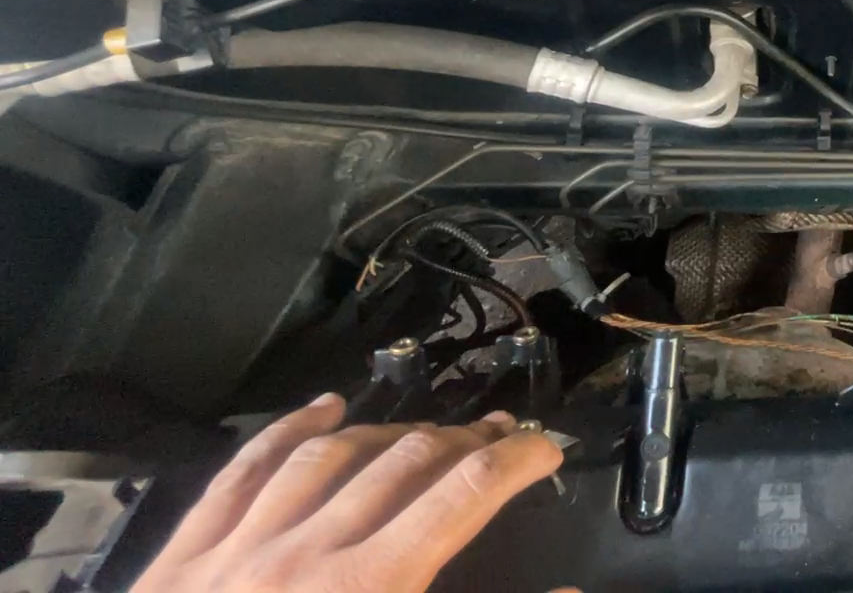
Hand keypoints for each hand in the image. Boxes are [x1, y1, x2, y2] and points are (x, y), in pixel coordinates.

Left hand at [133, 393, 562, 592]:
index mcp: (368, 589)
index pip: (468, 492)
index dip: (521, 458)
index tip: (550, 451)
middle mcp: (306, 553)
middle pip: (412, 460)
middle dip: (471, 439)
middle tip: (503, 435)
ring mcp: (235, 551)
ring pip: (337, 453)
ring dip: (399, 432)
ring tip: (434, 432)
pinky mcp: (174, 564)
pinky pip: (241, 474)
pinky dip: (288, 432)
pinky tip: (326, 407)